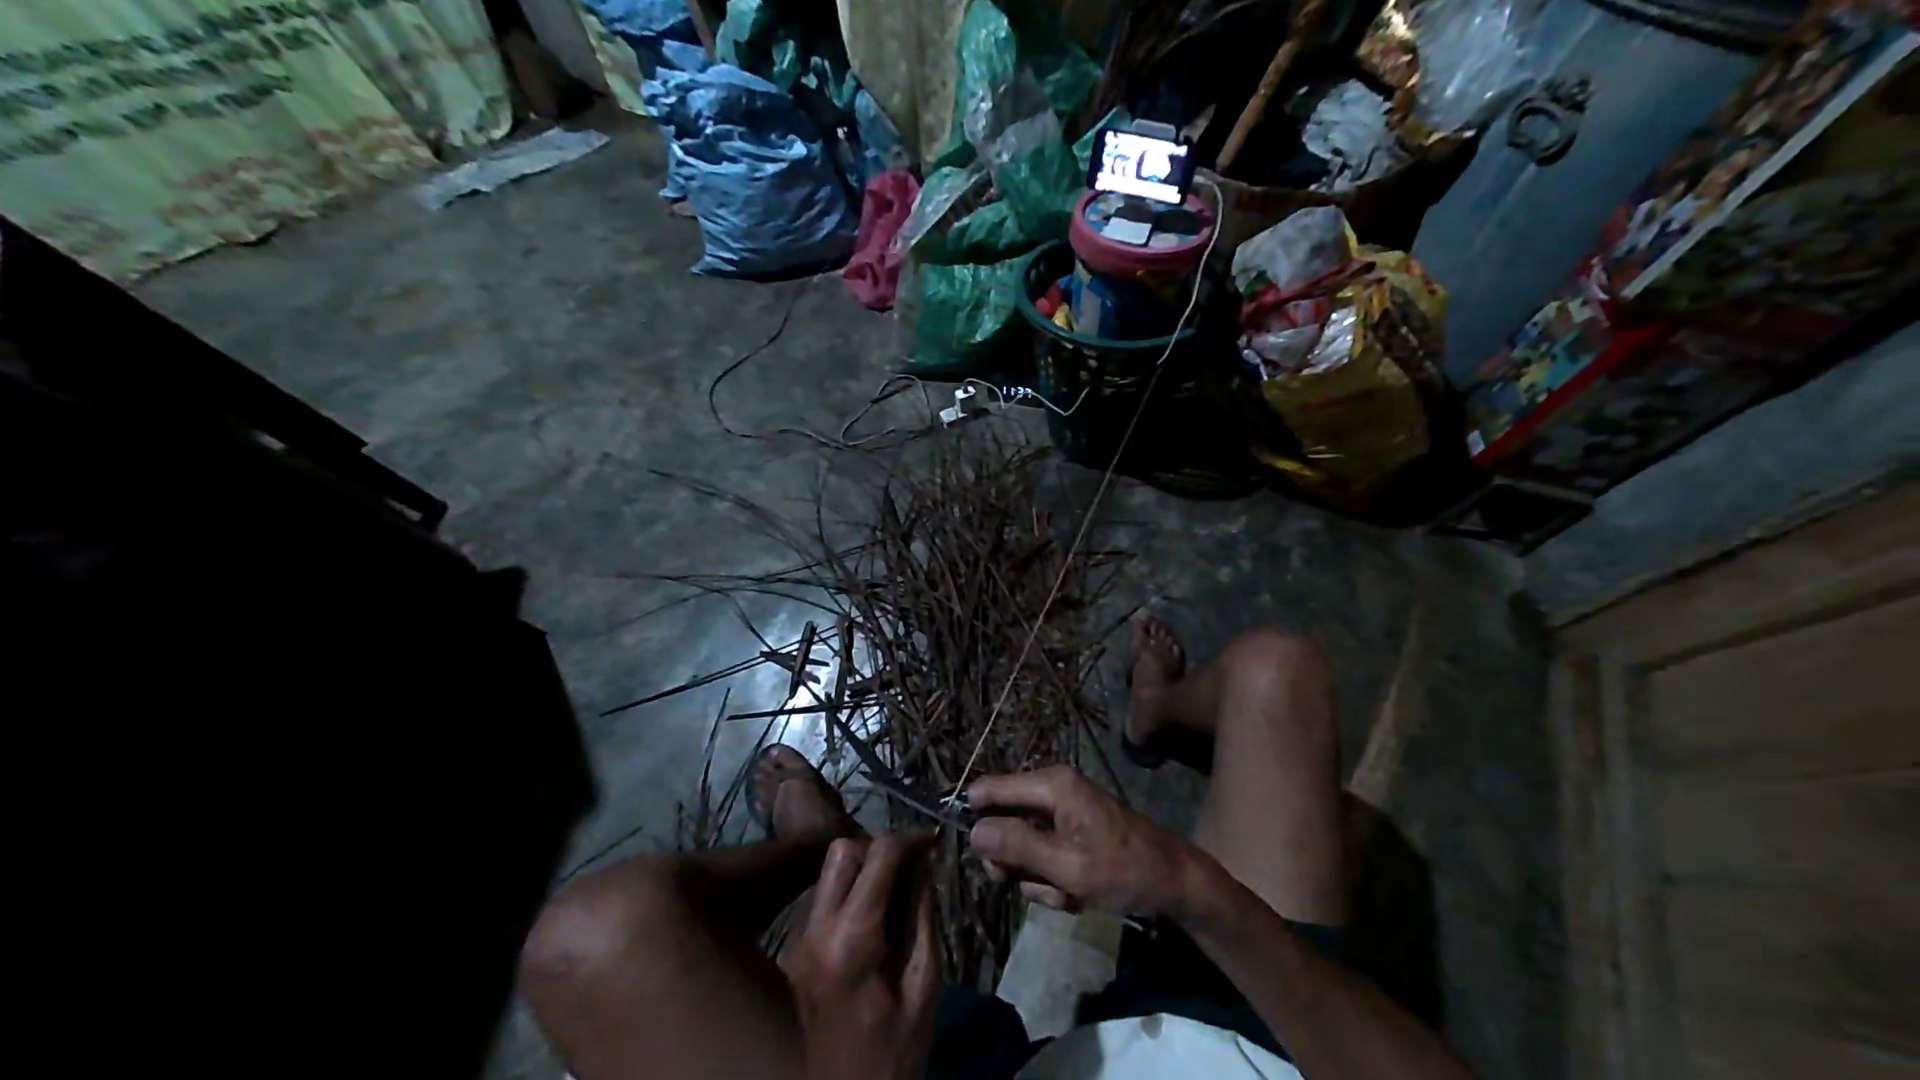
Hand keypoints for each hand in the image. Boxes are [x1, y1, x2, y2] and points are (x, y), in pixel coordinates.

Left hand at [780, 834, 940, 1079]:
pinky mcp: (794, 950)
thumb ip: (922, 917)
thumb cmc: (895, 1051)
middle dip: (880, 847)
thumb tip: (924, 864)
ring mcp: (798, 940)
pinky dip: (850, 889)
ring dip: (863, 866)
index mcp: (852, 940)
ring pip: (828, 871)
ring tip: (897, 886)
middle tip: (912, 864)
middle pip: (842, 851)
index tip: (933, 841)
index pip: (878, 857)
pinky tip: (875, 913)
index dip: (909, 839)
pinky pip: (822, 898)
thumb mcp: (925, 985)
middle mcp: (815, 930)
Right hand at [966, 766, 1195, 916]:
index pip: (989, 789)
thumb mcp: (1067, 865)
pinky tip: (1077, 895)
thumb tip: (973, 832)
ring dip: (1037, 878)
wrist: (1174, 884)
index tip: (979, 856)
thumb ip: (1017, 847)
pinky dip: (1053, 881)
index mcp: (1051, 785)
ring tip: (1066, 894)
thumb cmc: (1123, 869)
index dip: (976, 819)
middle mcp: (1053, 791)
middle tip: (1029, 883)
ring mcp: (1062, 813)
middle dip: (1014, 861)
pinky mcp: (1071, 834)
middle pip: (1004, 823)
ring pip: (1022, 848)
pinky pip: (1043, 857)